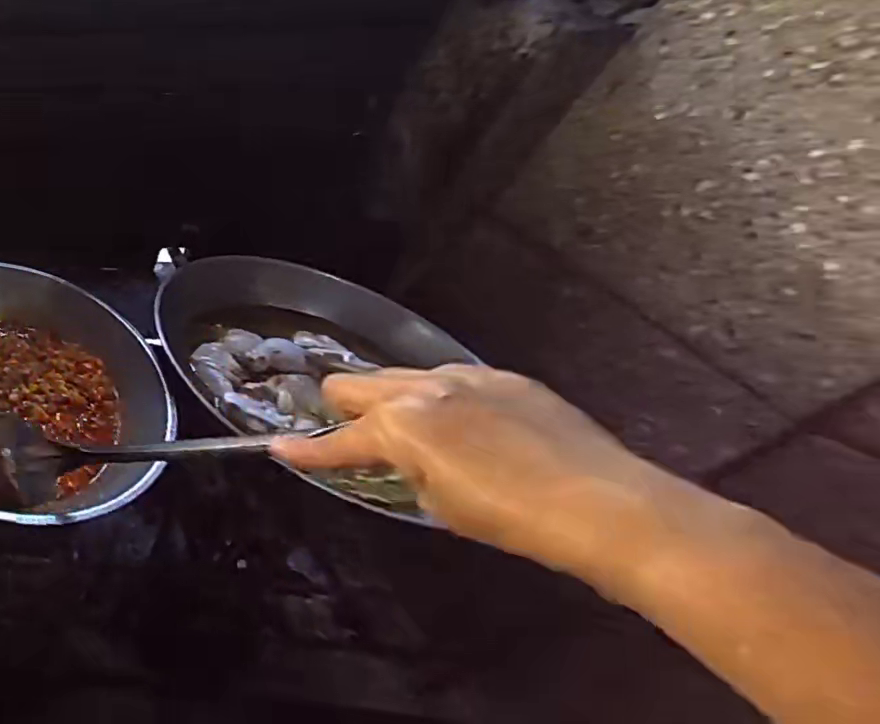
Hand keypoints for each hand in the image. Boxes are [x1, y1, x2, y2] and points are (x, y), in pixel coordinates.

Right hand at [271, 364, 687, 579]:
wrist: (616, 510)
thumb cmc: (516, 521)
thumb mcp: (439, 504)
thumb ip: (401, 469)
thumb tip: (394, 459)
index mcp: (400, 424)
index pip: (337, 440)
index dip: (307, 449)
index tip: (280, 448)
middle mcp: (419, 389)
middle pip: (351, 382)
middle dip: (343, 407)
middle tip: (360, 434)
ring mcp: (462, 377)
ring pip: (398, 375)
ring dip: (394, 399)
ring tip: (424, 431)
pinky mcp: (501, 376)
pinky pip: (451, 379)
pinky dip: (445, 400)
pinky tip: (476, 427)